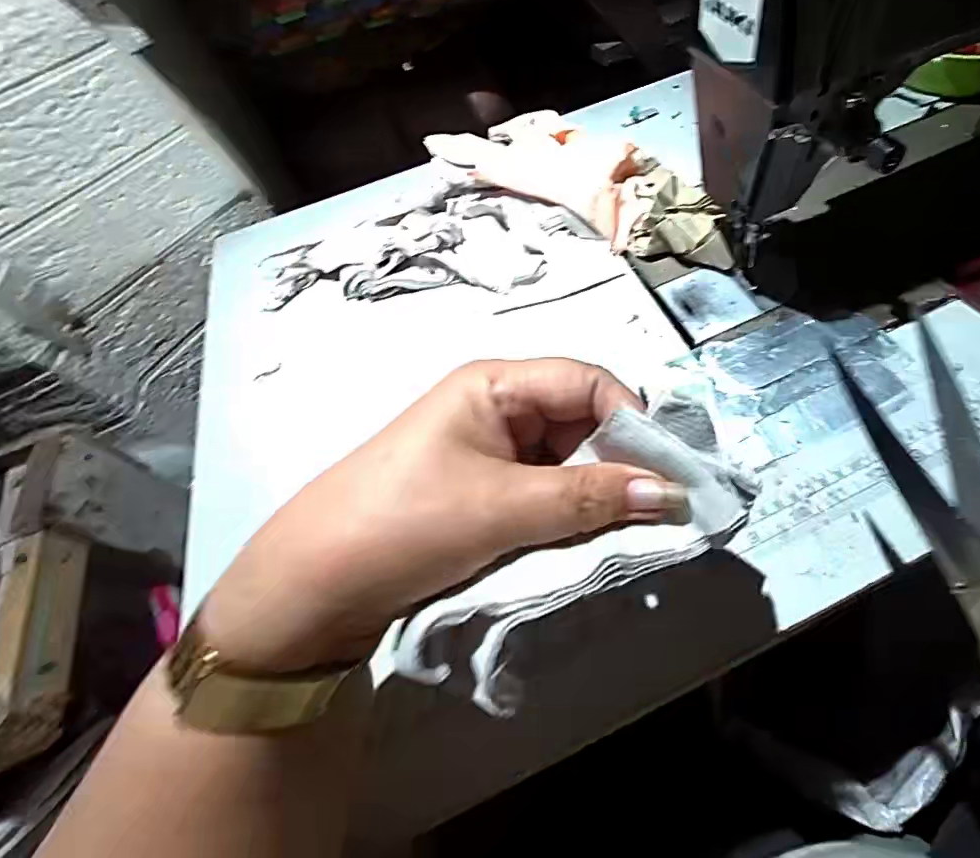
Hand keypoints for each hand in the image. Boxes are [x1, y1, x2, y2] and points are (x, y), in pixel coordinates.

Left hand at [198, 359, 687, 671]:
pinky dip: (575, 504)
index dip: (629, 417)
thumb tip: (672, 492)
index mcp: (496, 384)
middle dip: (618, 456)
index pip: (588, 382)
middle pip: (584, 416)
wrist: (307, 596)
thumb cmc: (403, 526)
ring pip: (573, 454)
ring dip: (598, 485)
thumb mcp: (505, 508)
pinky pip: (552, 483)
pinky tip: (588, 531)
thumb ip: (592, 497)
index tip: (660, 467)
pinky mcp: (491, 484)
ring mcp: (495, 446)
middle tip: (650, 501)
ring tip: (621, 521)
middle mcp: (500, 405)